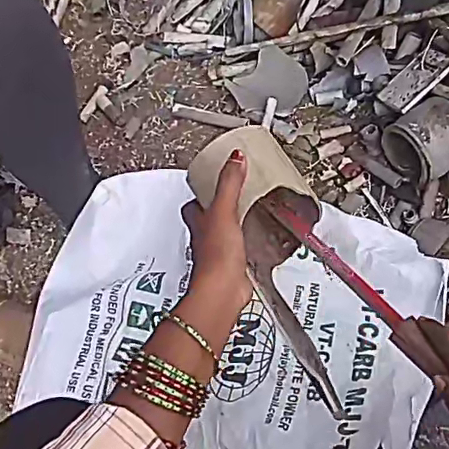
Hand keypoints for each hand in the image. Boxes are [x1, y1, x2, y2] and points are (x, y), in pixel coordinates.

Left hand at [181, 152, 253, 310]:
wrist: (223, 289)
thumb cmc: (216, 255)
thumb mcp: (224, 211)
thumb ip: (230, 184)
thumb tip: (235, 158)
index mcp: (199, 222)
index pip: (193, 204)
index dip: (199, 194)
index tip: (211, 182)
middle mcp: (205, 238)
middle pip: (207, 220)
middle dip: (216, 211)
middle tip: (231, 198)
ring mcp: (219, 253)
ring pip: (222, 235)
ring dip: (232, 227)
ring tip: (247, 214)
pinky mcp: (233, 265)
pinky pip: (239, 250)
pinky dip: (245, 244)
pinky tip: (255, 241)